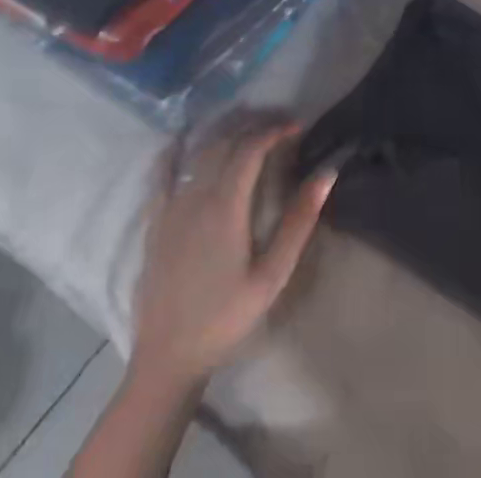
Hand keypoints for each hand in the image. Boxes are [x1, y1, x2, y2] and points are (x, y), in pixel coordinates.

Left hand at [129, 123, 335, 388]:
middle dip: (253, 127)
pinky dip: (176, 151)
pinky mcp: (154, 221)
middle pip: (224, 144)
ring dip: (224, 134)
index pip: (249, 150)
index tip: (297, 126)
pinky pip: (162, 174)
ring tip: (248, 128)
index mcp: (225, 207)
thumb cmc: (227, 316)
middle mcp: (194, 197)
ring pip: (197, 154)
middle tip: (280, 126)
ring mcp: (169, 208)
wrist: (168, 355)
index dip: (273, 131)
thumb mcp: (273, 273)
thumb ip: (299, 221)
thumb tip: (326, 174)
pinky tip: (183, 140)